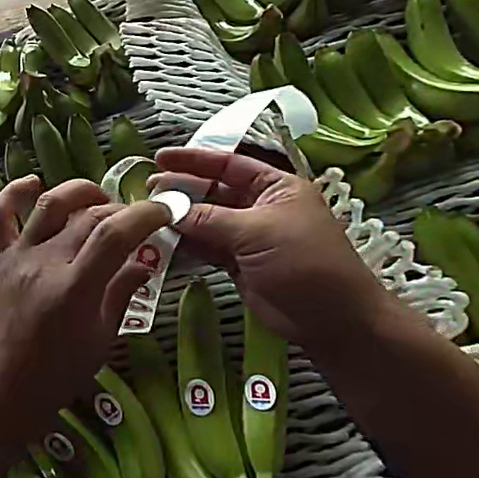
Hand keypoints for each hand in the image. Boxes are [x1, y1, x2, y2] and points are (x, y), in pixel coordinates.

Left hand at [0, 177, 171, 447]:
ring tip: (100, 200)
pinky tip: (34, 183)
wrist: (1, 387)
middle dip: (121, 210)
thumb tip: (143, 262)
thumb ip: (122, 293)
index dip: (145, 215)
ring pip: (49, 205)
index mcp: (75, 288)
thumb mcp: (102, 338)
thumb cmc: (57, 373)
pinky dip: (15, 193)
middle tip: (138, 221)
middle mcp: (45, 263)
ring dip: (79, 192)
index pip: (115, 233)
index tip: (164, 212)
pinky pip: (0, 216)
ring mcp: (18, 257)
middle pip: (88, 217)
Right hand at [152, 146, 393, 346]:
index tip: (161, 158)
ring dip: (178, 219)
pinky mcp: (236, 262)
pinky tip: (160, 241)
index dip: (194, 160)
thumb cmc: (306, 263)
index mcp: (275, 187)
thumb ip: (208, 218)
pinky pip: (203, 246)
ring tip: (146, 216)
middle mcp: (259, 207)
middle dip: (181, 190)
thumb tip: (168, 209)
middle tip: (147, 190)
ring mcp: (246, 236)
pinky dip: (183, 244)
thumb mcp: (257, 232)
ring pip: (203, 220)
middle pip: (212, 192)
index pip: (228, 164)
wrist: (332, 319)